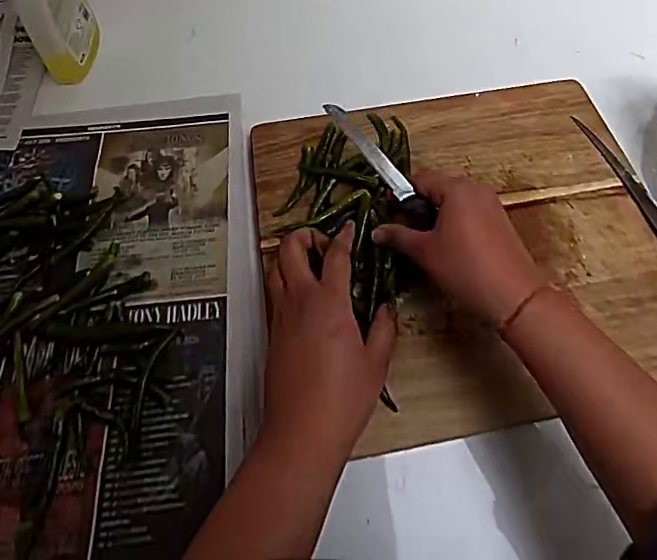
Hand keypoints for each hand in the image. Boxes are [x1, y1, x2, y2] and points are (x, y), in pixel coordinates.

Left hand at [262, 227, 396, 458]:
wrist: (301, 427)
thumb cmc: (341, 399)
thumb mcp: (375, 363)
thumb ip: (382, 328)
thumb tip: (384, 308)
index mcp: (329, 301)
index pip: (336, 255)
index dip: (343, 236)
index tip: (350, 229)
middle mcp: (300, 299)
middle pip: (291, 247)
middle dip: (305, 235)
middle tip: (324, 244)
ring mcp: (281, 312)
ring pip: (275, 265)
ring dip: (290, 256)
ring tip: (311, 264)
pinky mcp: (271, 327)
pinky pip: (273, 290)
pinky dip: (284, 279)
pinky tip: (302, 296)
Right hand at [372, 170, 547, 328]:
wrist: (517, 301)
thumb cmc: (466, 269)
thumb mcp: (424, 251)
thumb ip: (398, 235)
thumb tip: (377, 231)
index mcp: (456, 189)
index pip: (418, 179)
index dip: (400, 195)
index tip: (390, 213)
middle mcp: (475, 190)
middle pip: (436, 188)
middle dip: (417, 207)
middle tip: (405, 231)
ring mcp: (491, 205)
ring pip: (452, 202)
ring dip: (434, 216)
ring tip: (425, 242)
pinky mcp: (500, 222)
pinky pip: (468, 213)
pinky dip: (452, 223)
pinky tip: (447, 247)